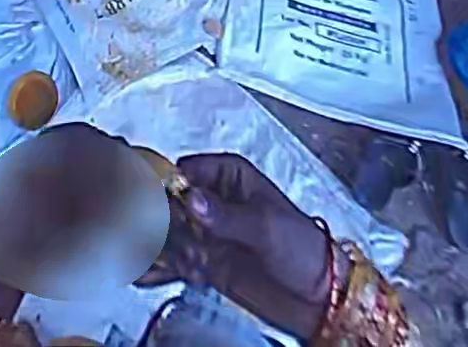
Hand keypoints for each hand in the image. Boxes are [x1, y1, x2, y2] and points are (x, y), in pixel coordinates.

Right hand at [148, 153, 332, 340]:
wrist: (318, 296)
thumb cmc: (300, 245)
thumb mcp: (264, 227)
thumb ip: (226, 215)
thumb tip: (191, 198)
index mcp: (228, 174)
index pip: (185, 171)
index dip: (168, 187)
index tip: (157, 207)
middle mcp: (213, 198)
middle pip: (172, 202)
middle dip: (166, 224)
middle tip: (171, 243)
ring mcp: (208, 230)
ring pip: (171, 232)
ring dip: (165, 249)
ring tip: (177, 266)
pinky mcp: (206, 259)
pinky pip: (176, 260)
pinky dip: (162, 268)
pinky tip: (149, 276)